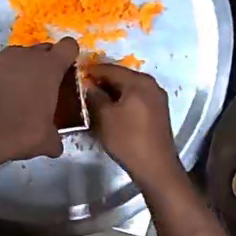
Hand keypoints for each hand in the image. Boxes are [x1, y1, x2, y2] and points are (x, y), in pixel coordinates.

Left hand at [0, 37, 79, 161]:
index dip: (69, 56)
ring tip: (19, 92)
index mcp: (48, 67)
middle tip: (44, 86)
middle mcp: (24, 55)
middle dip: (45, 63)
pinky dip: (0, 78)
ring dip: (22, 68)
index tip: (66, 71)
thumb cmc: (20, 132)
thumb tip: (55, 145)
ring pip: (18, 56)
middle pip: (42, 49)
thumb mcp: (46, 140)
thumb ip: (55, 138)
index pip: (68, 46)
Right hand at [86, 64, 181, 185]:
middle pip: (122, 76)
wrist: (155, 166)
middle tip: (84, 87)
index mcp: (139, 81)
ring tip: (95, 98)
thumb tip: (89, 86)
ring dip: (113, 91)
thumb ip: (95, 96)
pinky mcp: (158, 111)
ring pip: (130, 88)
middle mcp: (151, 84)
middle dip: (103, 81)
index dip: (92, 71)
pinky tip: (112, 108)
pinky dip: (123, 99)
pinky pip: (137, 98)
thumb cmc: (127, 139)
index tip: (77, 73)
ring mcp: (157, 98)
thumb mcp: (105, 116)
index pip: (111, 69)